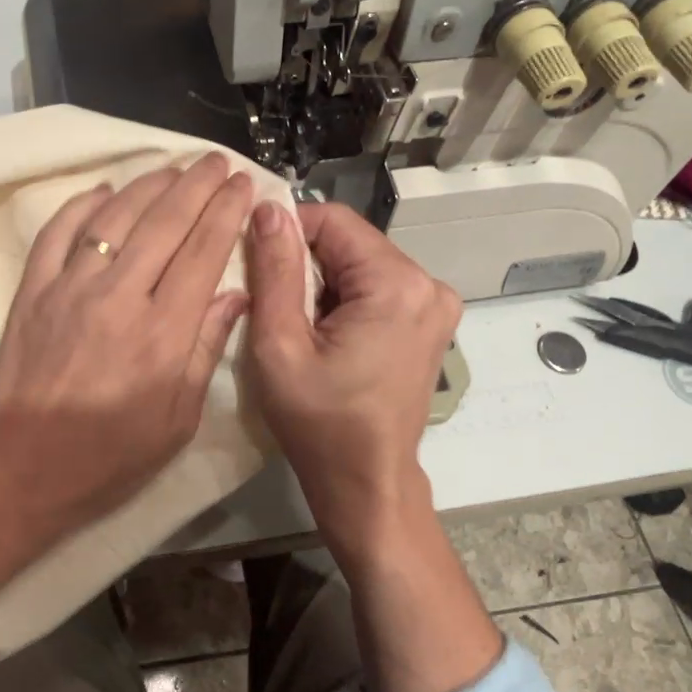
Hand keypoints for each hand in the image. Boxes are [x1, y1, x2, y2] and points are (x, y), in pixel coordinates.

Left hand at [0, 152, 254, 541]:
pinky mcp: (32, 291)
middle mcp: (119, 296)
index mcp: (163, 331)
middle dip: (195, 185)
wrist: (21, 468)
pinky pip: (58, 233)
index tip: (241, 184)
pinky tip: (103, 191)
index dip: (225, 211)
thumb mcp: (178, 420)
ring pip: (114, 217)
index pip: (204, 251)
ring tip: (172, 168)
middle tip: (215, 161)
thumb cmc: (110, 457)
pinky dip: (82, 205)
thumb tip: (234, 294)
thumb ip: (205, 350)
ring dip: (147, 185)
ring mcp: (69, 288)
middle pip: (164, 221)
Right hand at [244, 201, 461, 557]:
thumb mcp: (280, 345)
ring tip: (298, 326)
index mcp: (398, 284)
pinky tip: (326, 337)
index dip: (287, 230)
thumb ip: (274, 271)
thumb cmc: (319, 422)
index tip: (255, 261)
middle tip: (272, 303)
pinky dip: (345, 300)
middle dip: (305, 263)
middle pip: (350, 242)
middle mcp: (429, 285)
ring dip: (323, 283)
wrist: (365, 481)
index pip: (333, 220)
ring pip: (361, 264)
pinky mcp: (430, 324)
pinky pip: (377, 288)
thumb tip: (267, 209)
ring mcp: (436, 305)